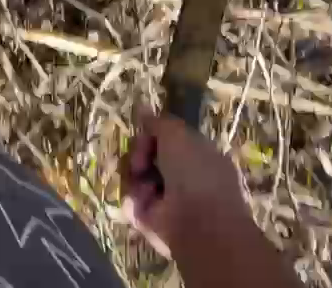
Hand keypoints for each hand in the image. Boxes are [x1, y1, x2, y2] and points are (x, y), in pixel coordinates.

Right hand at [119, 107, 252, 257]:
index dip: (152, 133)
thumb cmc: (194, 173)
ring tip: (142, 183)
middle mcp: (184, 177)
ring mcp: (167, 198)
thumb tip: (143, 108)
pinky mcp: (152, 218)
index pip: (166, 138)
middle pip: (146, 154)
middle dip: (138, 153)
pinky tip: (144, 200)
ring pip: (134, 175)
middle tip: (140, 161)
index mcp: (199, 157)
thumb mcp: (177, 133)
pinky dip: (135, 198)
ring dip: (134, 175)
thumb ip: (158, 121)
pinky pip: (132, 199)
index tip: (146, 132)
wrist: (199, 224)